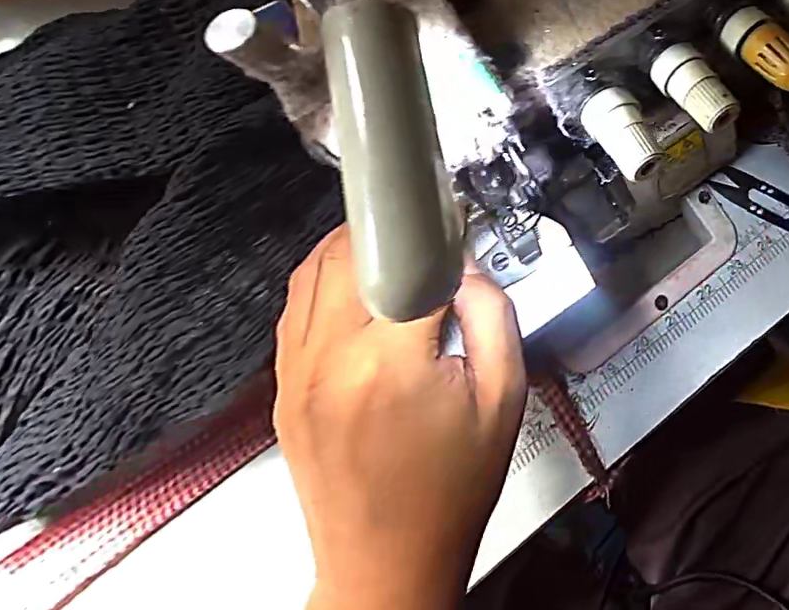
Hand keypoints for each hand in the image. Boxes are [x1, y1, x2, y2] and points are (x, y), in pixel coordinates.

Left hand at [275, 225, 525, 609]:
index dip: (438, 234)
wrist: (389, 565)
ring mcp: (297, 376)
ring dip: (352, 246)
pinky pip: (295, 308)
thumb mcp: (504, 395)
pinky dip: (325, 280)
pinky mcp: (284, 390)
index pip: (408, 261)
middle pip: (349, 253)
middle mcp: (329, 362)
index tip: (456, 223)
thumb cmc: (452, 487)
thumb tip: (468, 267)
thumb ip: (493, 312)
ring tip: (394, 249)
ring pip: (312, 272)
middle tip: (428, 235)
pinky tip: (359, 284)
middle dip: (392, 232)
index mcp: (388, 363)